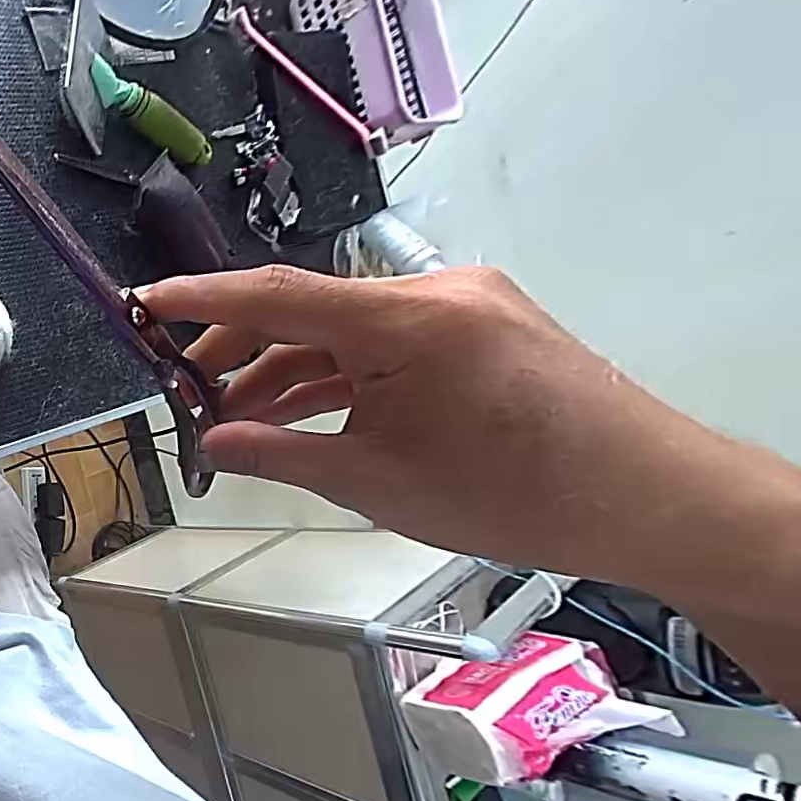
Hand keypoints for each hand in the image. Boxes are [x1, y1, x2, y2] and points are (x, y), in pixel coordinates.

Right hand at [137, 265, 740, 583]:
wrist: (653, 504)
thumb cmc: (515, 495)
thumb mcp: (370, 481)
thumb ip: (275, 454)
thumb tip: (208, 444)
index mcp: (410, 322)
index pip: (277, 296)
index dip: (200, 298)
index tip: (147, 300)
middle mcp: (431, 296)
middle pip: (298, 310)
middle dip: (232, 354)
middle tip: (185, 396)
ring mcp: (450, 310)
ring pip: (329, 333)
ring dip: (274, 375)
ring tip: (228, 420)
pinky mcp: (461, 331)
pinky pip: (366, 346)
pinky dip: (319, 380)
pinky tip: (282, 414)